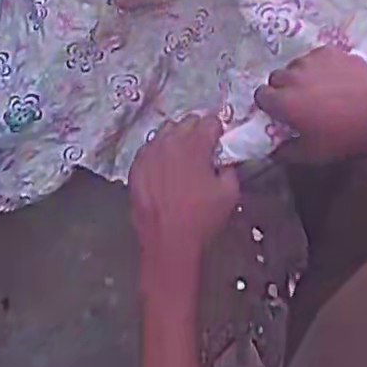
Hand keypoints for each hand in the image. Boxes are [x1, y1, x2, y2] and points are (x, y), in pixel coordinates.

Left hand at [129, 115, 239, 278]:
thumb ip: (229, 168)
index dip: (218, 131)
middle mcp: (170, 141)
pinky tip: (163, 170)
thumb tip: (223, 161)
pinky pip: (149, 149)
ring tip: (181, 158)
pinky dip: (158, 153)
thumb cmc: (202, 219)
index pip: (210, 121)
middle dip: (197, 131)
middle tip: (202, 150)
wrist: (168, 245)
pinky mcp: (136, 166)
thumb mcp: (230, 193)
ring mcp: (150, 152)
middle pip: (187, 122)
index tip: (219, 142)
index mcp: (194, 144)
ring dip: (176, 139)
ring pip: (165, 132)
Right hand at [254, 47, 366, 160]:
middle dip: (283, 87)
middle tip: (300, 101)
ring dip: (302, 75)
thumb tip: (272, 150)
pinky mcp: (330, 51)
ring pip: (297, 64)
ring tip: (321, 88)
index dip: (268, 103)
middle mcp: (292, 76)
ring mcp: (311, 60)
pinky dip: (322, 66)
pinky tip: (336, 78)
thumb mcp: (311, 154)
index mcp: (283, 101)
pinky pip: (318, 57)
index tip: (279, 112)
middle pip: (276, 77)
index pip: (260, 95)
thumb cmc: (342, 138)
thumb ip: (286, 152)